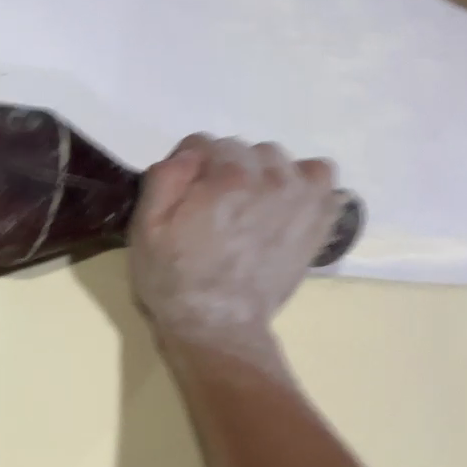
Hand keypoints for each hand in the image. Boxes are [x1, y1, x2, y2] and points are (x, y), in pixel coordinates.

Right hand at [129, 134, 339, 359]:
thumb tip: (188, 154)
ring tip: (244, 211)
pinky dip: (299, 183)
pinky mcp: (321, 214)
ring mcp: (303, 194)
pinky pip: (319, 175)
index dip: (184, 169)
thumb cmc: (173, 279)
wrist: (218, 323)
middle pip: (241, 149)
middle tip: (208, 210)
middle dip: (222, 170)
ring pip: (278, 160)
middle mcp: (271, 175)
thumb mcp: (145, 231)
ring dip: (259, 176)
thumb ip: (164, 180)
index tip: (179, 197)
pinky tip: (280, 207)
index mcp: (225, 176)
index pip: (202, 143)